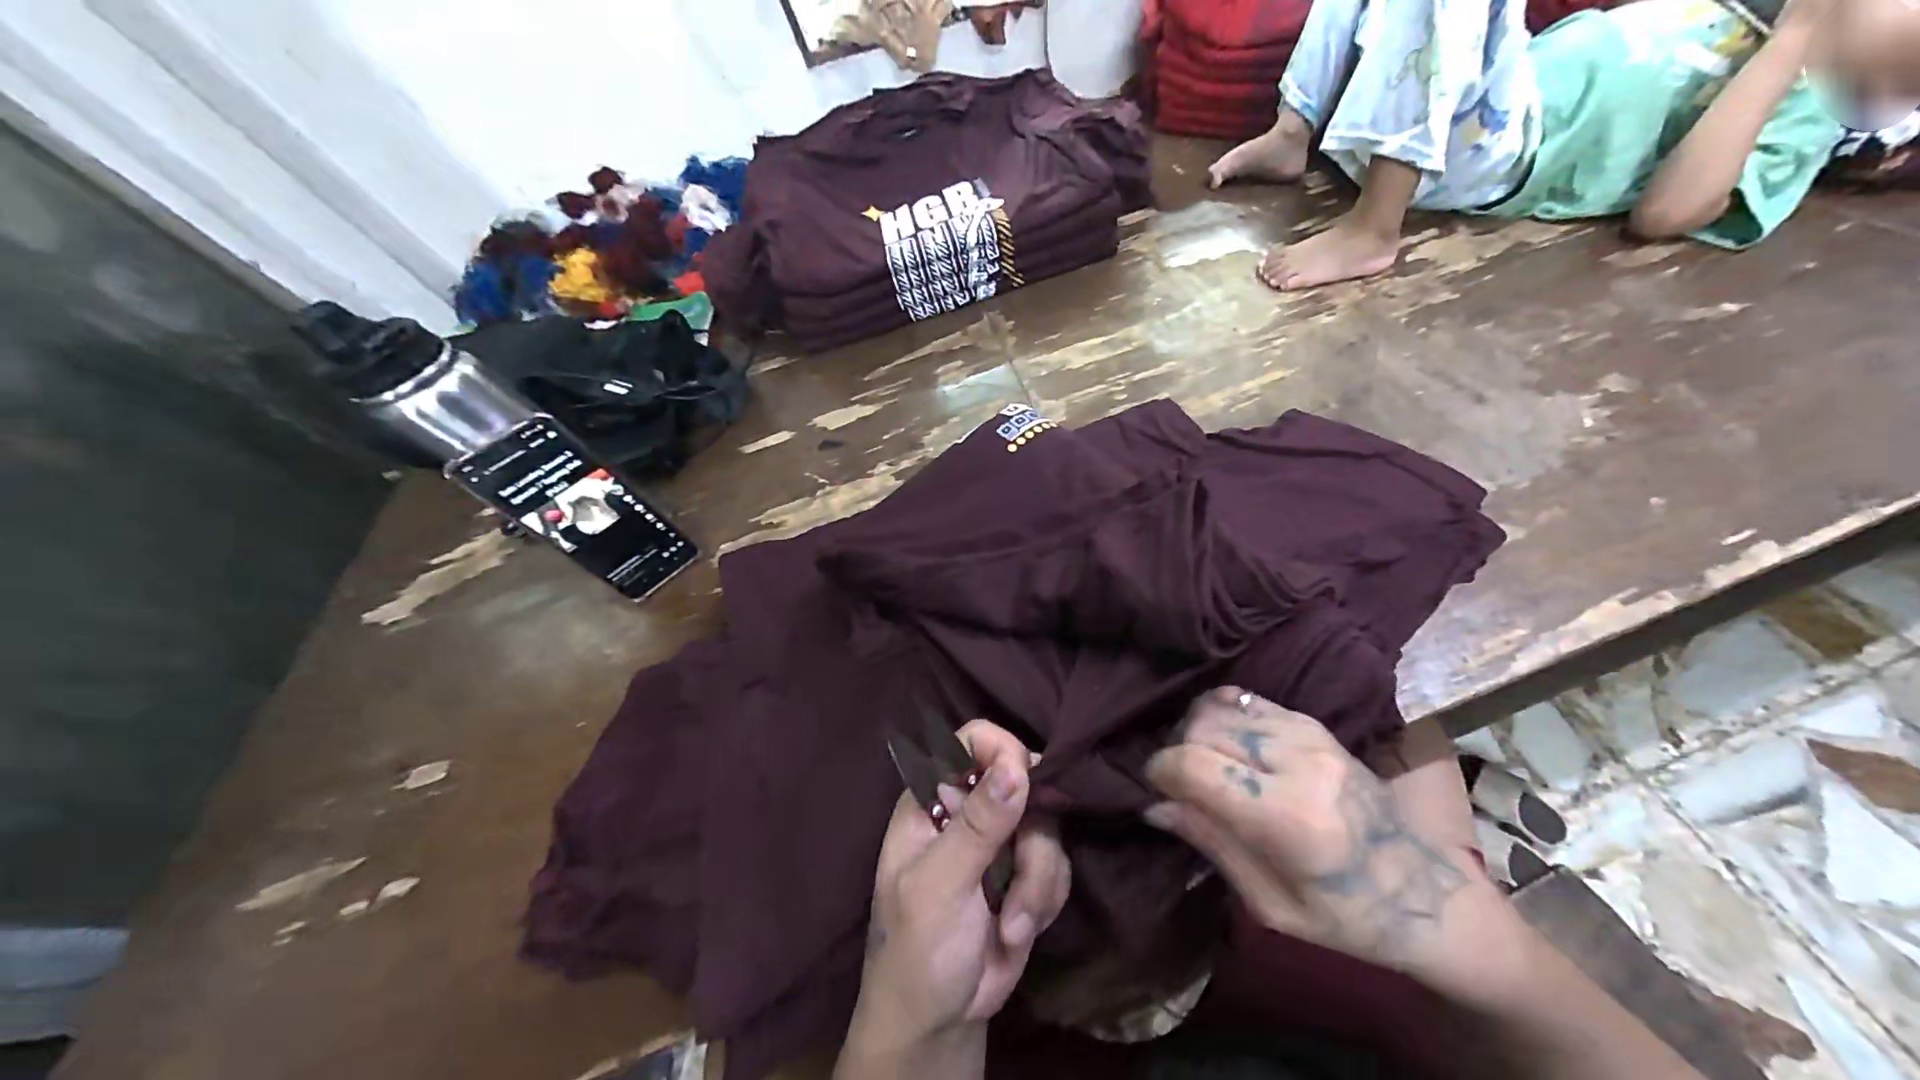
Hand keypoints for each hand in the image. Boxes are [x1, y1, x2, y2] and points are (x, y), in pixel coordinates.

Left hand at [837, 720, 1071, 1079]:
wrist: (940, 1020)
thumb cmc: (918, 949)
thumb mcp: (940, 886)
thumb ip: (977, 825)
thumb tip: (1016, 766)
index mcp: (931, 799)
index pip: (970, 741)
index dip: (1002, 750)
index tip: (1025, 783)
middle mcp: (967, 808)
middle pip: (1023, 782)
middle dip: (1032, 841)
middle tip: (1021, 877)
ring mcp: (1000, 839)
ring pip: (1048, 826)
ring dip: (1037, 882)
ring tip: (1011, 925)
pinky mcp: (1026, 871)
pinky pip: (1058, 862)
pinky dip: (1045, 899)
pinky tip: (1017, 929)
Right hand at [1143, 687, 1525, 1000]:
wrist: (1430, 896)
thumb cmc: (1349, 918)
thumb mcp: (1272, 906)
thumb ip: (1212, 845)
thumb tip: (1155, 806)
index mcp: (1291, 818)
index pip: (1195, 766)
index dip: (1160, 772)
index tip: (1156, 791)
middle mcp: (1301, 763)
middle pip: (1202, 728)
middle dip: (1176, 751)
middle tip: (1179, 784)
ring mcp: (1312, 736)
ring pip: (1220, 708)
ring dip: (1197, 732)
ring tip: (1202, 764)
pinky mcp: (1316, 725)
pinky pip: (1248, 700)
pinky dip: (1222, 716)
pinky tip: (1225, 744)